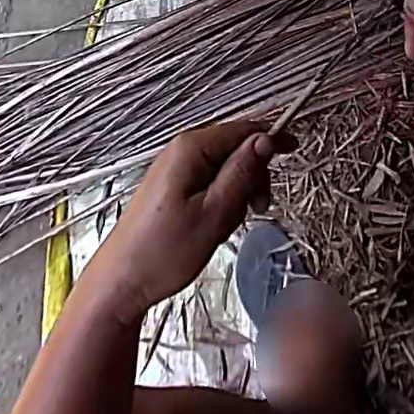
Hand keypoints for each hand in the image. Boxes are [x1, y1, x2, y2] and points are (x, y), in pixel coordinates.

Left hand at [83, 120, 292, 317]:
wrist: (119, 285)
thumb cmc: (163, 253)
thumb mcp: (213, 214)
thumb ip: (241, 173)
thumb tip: (266, 139)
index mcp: (191, 148)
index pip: (243, 128)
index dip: (272, 137)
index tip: (295, 149)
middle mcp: (183, 149)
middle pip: (236, 147)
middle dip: (252, 176)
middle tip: (256, 210)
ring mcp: (176, 167)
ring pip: (225, 167)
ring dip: (237, 193)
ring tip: (226, 224)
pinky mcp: (174, 185)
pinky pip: (210, 181)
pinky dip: (221, 200)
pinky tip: (214, 225)